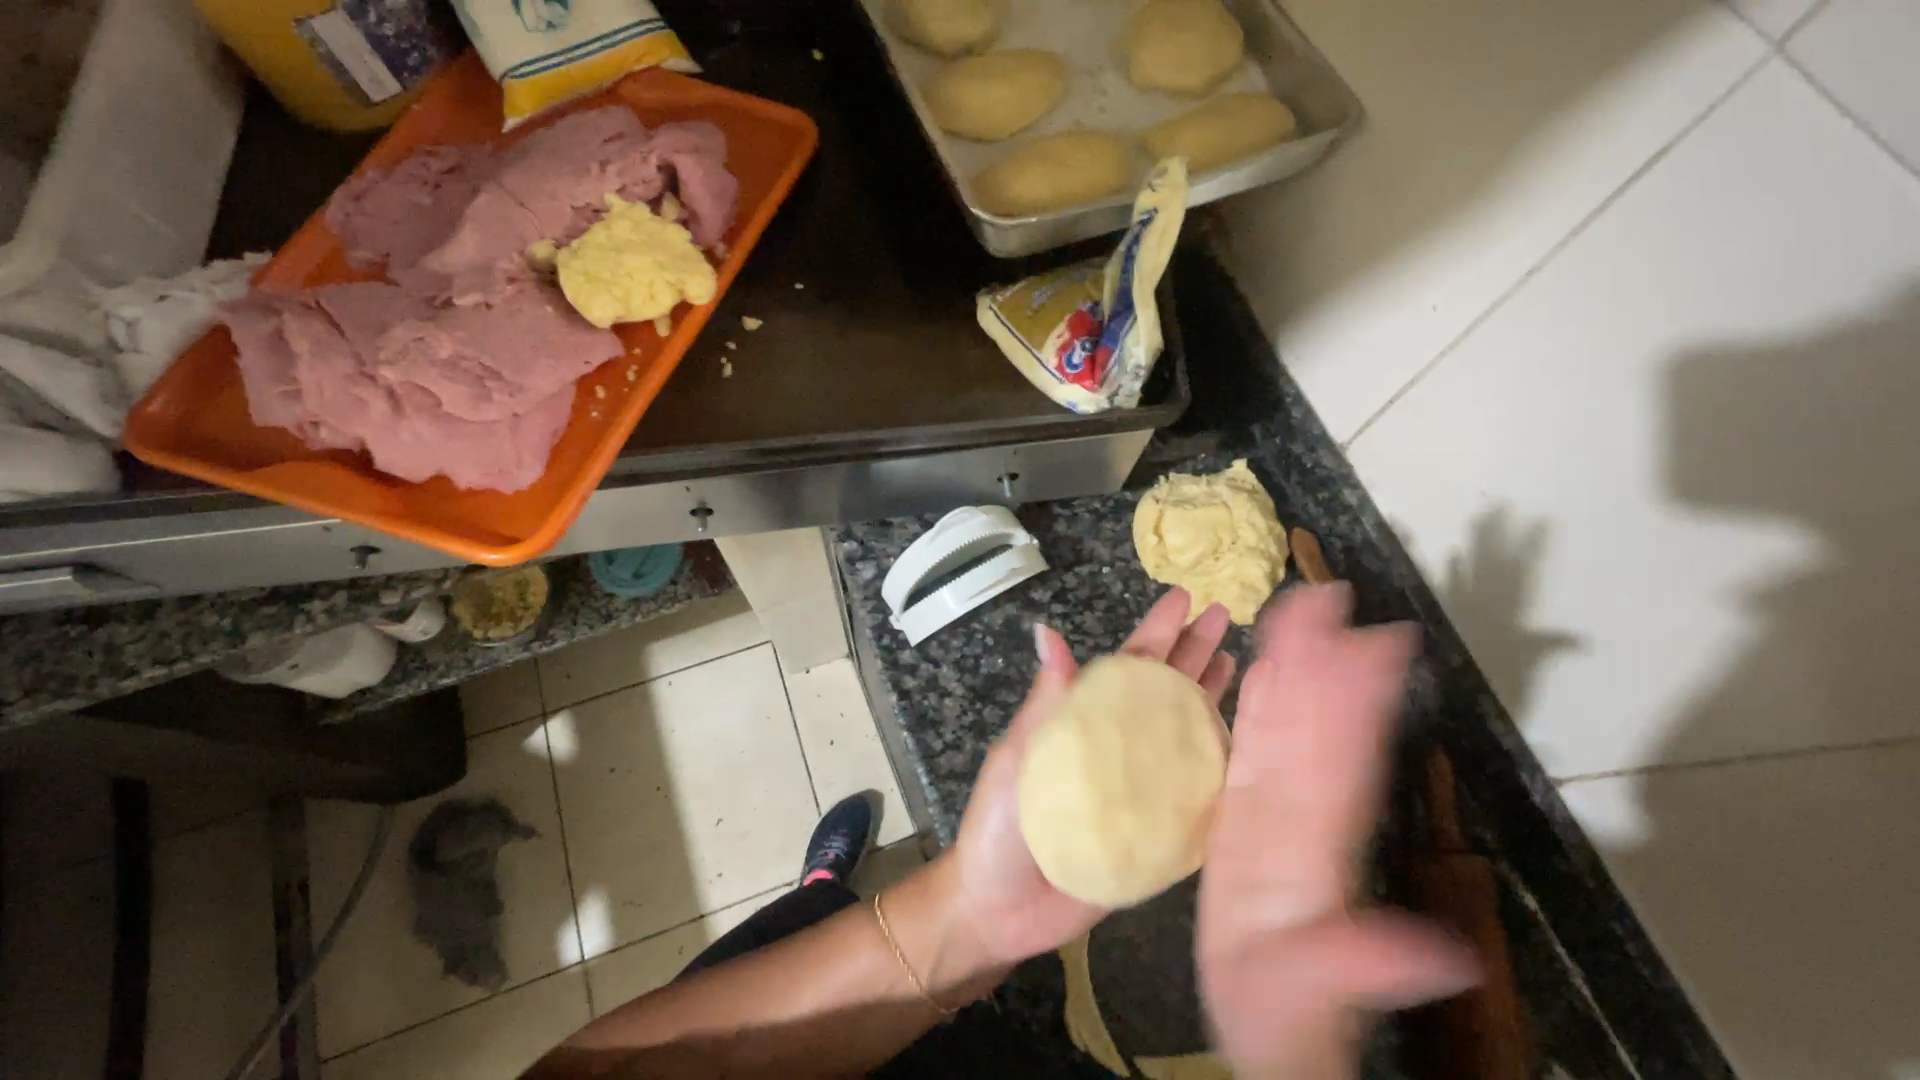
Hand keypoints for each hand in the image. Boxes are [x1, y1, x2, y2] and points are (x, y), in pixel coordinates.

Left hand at [945, 588, 1238, 968]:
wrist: (1001, 909)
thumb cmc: (1001, 827)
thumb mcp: (1019, 758)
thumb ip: (1047, 703)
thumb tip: (1051, 634)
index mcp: (1084, 721)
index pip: (1128, 667)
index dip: (1156, 632)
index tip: (1183, 598)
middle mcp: (1118, 746)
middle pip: (1163, 690)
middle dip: (1193, 651)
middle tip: (1224, 616)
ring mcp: (1142, 788)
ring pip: (1185, 730)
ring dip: (1210, 694)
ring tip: (1238, 660)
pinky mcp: (1159, 832)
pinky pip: (1199, 792)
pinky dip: (1222, 764)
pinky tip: (1246, 741)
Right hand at [1197, 584, 1478, 1078]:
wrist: (1260, 1018)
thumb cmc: (1286, 1008)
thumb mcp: (1321, 991)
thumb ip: (1367, 962)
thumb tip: (1440, 955)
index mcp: (1326, 839)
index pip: (1347, 755)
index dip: (1363, 697)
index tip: (1379, 637)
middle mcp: (1306, 809)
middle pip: (1316, 720)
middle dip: (1324, 655)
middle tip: (1329, 593)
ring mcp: (1274, 807)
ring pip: (1286, 722)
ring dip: (1292, 665)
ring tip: (1294, 610)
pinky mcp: (1243, 814)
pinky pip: (1252, 747)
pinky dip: (1260, 705)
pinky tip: (1264, 668)